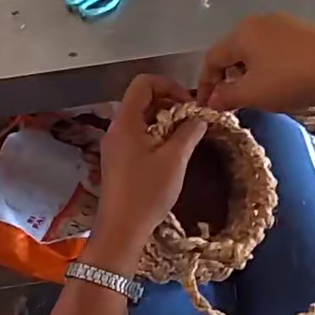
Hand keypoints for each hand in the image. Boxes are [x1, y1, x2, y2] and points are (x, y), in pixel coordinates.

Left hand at [90, 76, 206, 267]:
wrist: (121, 230)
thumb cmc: (147, 193)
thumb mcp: (175, 159)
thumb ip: (189, 132)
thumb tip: (200, 117)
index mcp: (125, 122)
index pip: (143, 83)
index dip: (169, 85)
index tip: (189, 103)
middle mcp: (116, 129)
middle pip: (142, 99)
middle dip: (170, 103)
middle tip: (192, 119)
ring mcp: (115, 145)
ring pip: (141, 119)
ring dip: (165, 121)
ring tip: (186, 136)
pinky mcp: (118, 160)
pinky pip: (138, 136)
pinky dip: (156, 135)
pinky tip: (172, 152)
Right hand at [197, 13, 314, 113]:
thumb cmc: (291, 79)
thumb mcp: (253, 93)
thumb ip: (226, 96)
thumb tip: (211, 100)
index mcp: (241, 32)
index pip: (212, 58)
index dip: (205, 84)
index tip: (205, 107)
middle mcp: (260, 21)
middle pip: (233, 51)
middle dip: (227, 78)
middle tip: (229, 102)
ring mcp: (285, 24)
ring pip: (255, 51)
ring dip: (248, 74)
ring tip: (254, 96)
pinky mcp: (306, 32)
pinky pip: (276, 50)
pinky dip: (269, 68)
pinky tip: (279, 84)